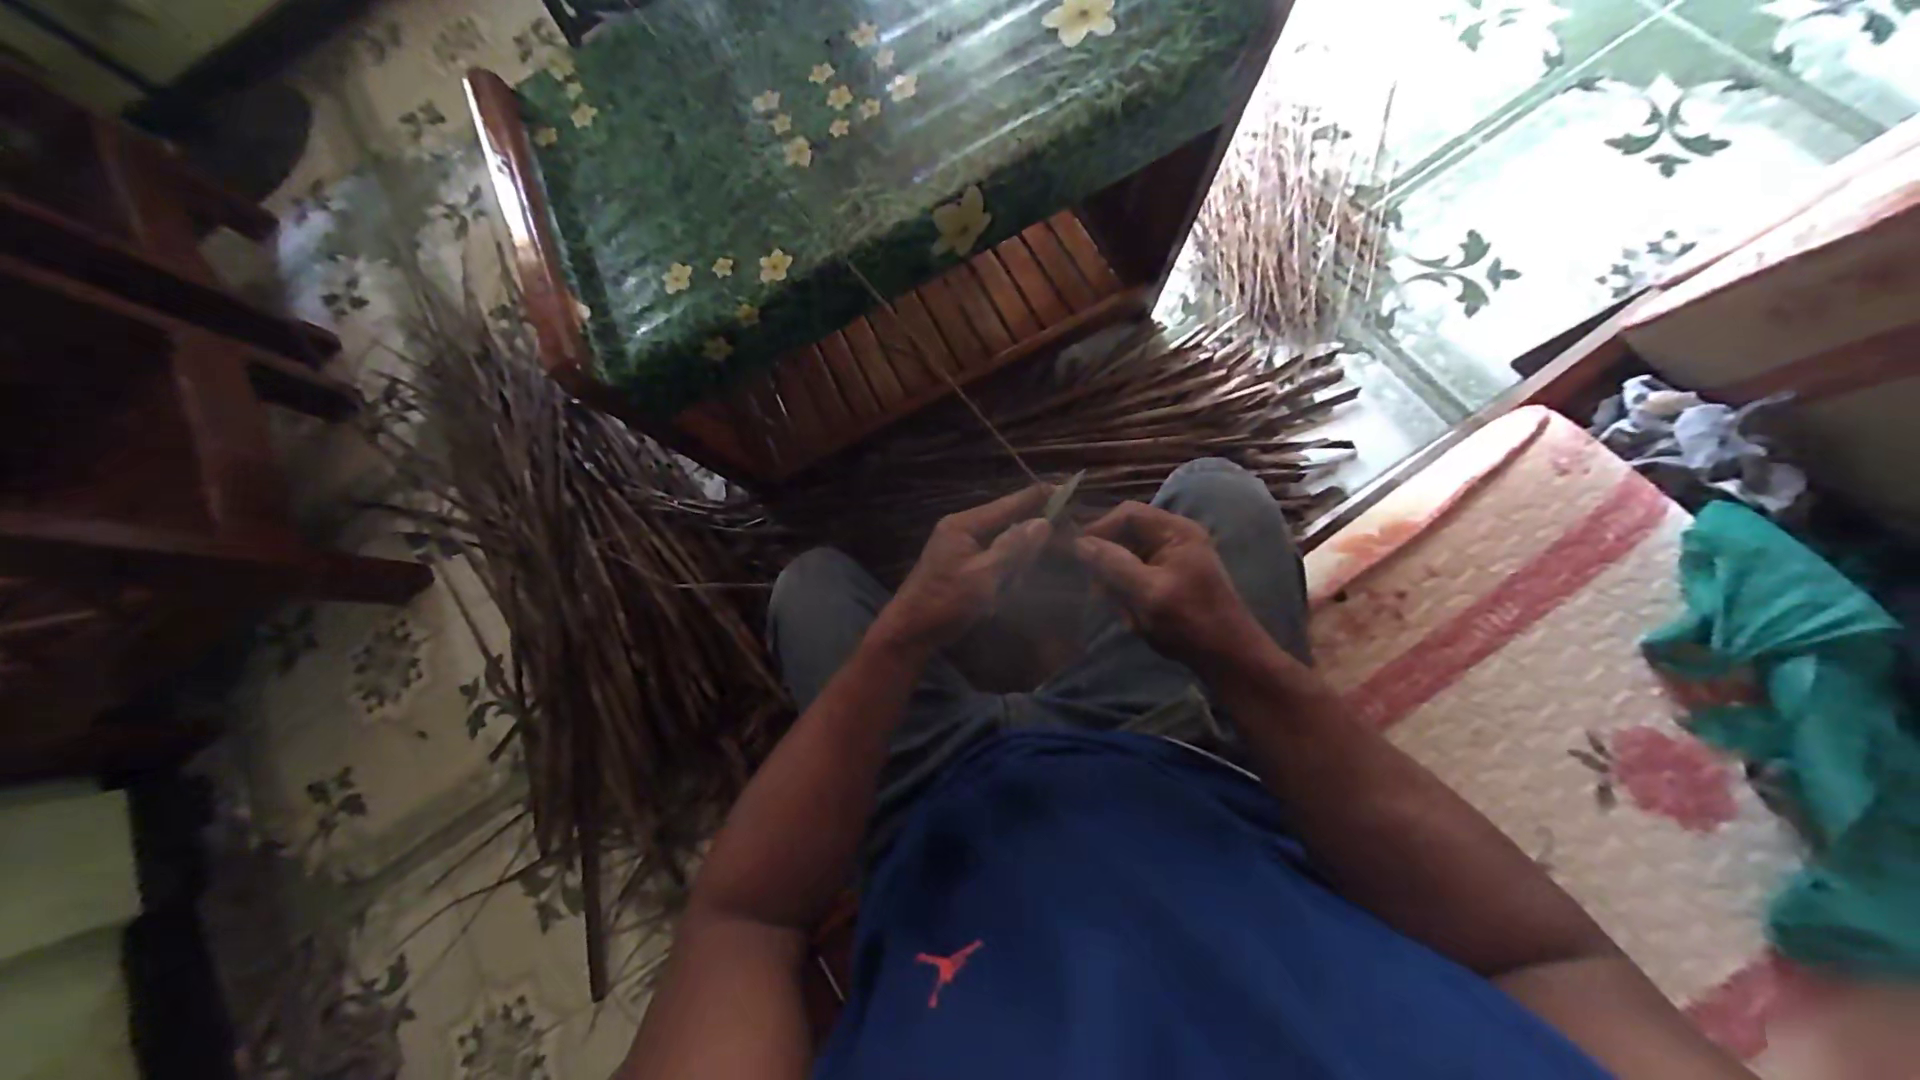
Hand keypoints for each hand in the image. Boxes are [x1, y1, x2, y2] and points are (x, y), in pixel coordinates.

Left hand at [871, 485, 1053, 653]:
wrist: (910, 631)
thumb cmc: (944, 603)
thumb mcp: (983, 576)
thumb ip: (1012, 548)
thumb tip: (1042, 522)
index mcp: (963, 524)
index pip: (1007, 504)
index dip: (1036, 497)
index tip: (1065, 489)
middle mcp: (961, 528)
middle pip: (1005, 517)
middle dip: (1034, 519)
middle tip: (1067, 520)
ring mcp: (960, 546)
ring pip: (1001, 536)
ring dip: (1024, 540)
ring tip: (1054, 537)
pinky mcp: (962, 564)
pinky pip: (993, 552)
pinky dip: (1011, 556)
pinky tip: (1028, 561)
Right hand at [1071, 501, 1270, 676]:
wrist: (1229, 659)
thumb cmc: (1190, 622)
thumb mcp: (1147, 592)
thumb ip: (1113, 564)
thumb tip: (1080, 544)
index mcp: (1176, 531)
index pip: (1127, 514)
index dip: (1100, 529)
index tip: (1079, 556)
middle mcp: (1175, 538)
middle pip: (1125, 536)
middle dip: (1110, 564)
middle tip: (1101, 592)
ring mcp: (1173, 560)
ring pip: (1127, 559)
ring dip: (1118, 585)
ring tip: (1124, 611)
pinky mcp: (1170, 580)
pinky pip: (1136, 578)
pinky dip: (1128, 596)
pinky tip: (1133, 618)